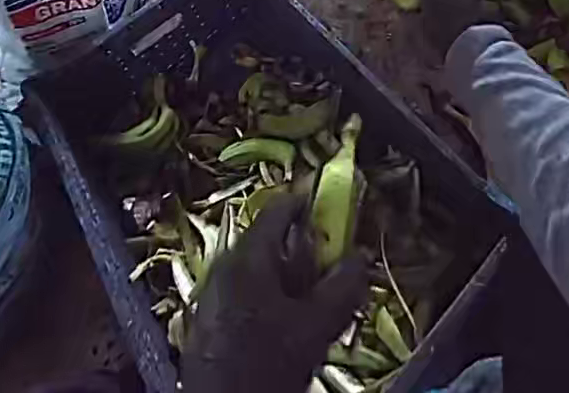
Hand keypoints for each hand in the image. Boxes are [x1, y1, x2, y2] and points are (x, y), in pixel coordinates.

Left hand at [180, 194, 369, 392]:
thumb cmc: (266, 365)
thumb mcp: (313, 328)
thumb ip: (341, 288)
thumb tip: (361, 256)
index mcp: (247, 256)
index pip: (279, 208)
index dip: (307, 204)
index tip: (331, 210)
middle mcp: (225, 264)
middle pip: (269, 239)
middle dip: (301, 250)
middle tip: (329, 266)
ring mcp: (212, 292)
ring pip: (257, 268)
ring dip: (286, 277)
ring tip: (312, 301)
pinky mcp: (207, 319)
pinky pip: (243, 291)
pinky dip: (267, 296)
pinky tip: (284, 325)